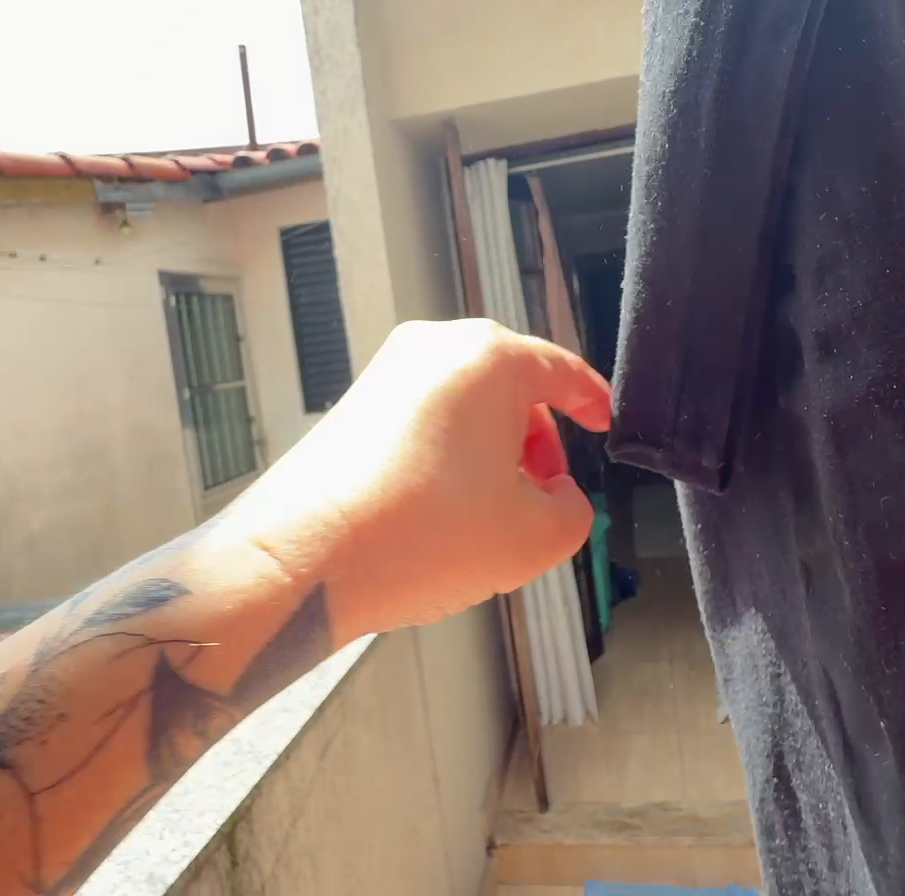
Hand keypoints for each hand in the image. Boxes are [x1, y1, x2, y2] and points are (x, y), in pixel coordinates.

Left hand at [230, 318, 611, 642]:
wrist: (303, 557)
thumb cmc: (419, 536)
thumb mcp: (535, 538)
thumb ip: (576, 510)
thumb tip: (562, 495)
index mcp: (489, 359)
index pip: (562, 370)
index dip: (591, 401)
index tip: (602, 421)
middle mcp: (436, 347)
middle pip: (513, 386)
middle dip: (538, 438)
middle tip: (545, 489)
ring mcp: (390, 370)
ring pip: (470, 401)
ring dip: (495, 447)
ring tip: (494, 507)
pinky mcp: (358, 399)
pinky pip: (428, 413)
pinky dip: (452, 449)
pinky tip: (446, 503)